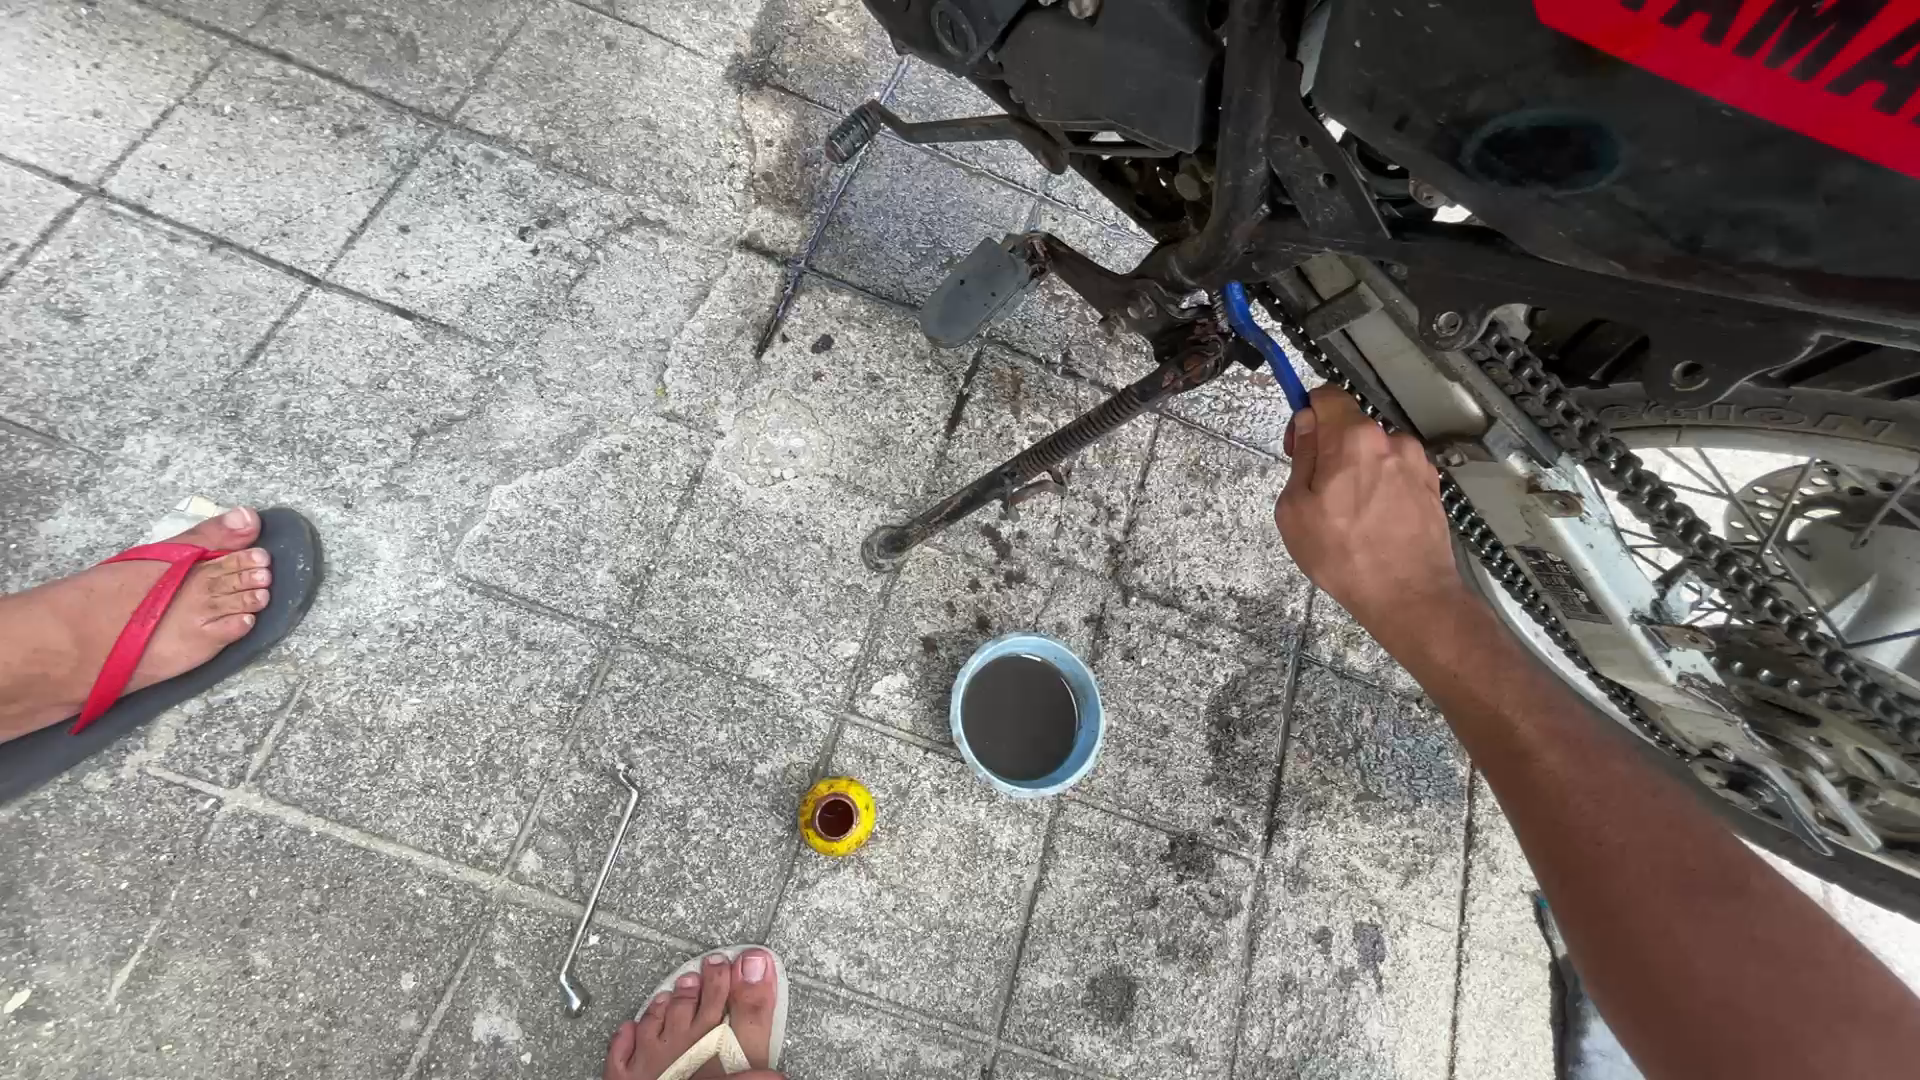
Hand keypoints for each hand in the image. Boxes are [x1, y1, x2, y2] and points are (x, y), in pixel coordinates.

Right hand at [1275, 387, 1470, 631]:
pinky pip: (1393, 472)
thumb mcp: (1295, 508)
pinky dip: (1378, 486)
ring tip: (1345, 513)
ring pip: (1373, 451)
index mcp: (1353, 438)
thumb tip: (1306, 426)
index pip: (1327, 395)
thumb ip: (1301, 458)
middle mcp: (1391, 440)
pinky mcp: (1432, 485)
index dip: (1305, 414)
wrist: (1407, 594)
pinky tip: (1370, 521)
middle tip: (1315, 491)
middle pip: (1350, 426)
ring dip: (1355, 469)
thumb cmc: (1340, 553)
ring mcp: (1417, 462)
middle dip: (1329, 448)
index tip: (1296, 445)